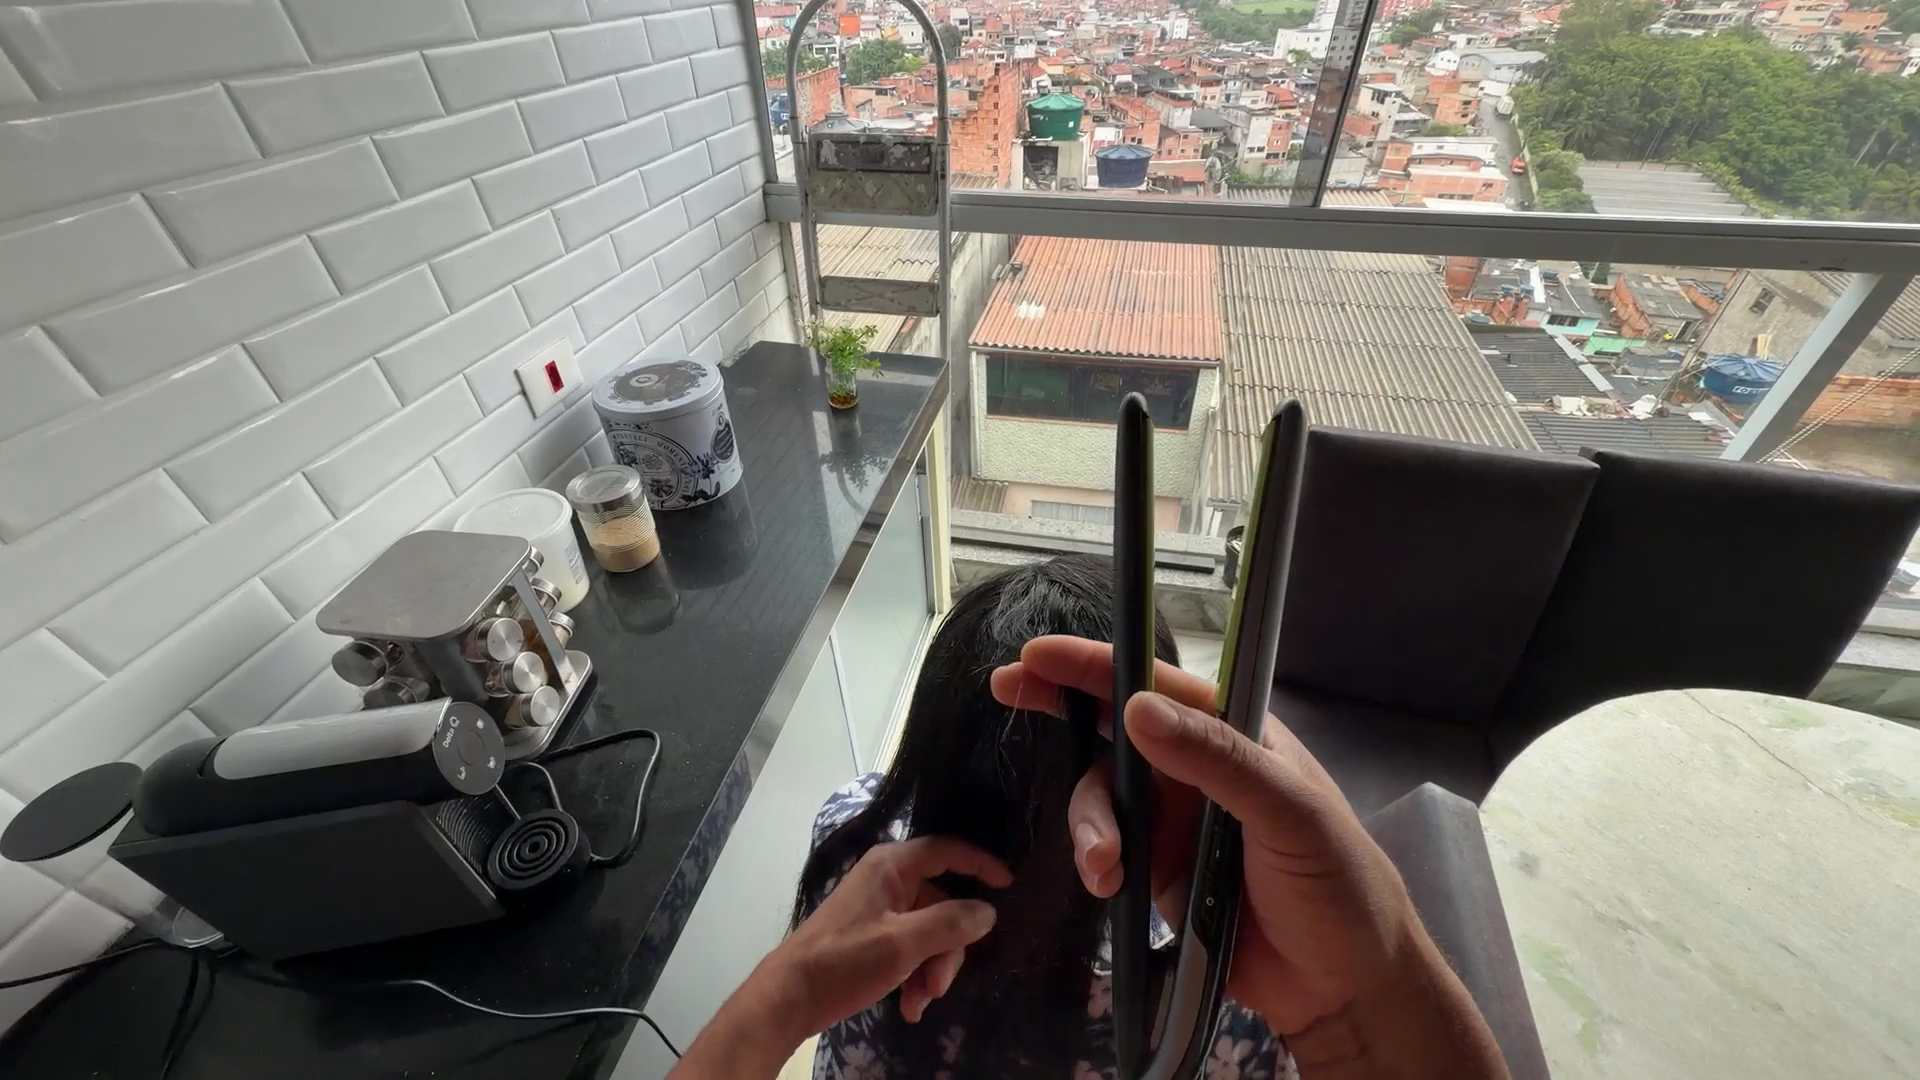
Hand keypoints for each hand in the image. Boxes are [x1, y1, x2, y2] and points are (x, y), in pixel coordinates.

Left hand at [670, 838, 1009, 1079]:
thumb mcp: (902, 944)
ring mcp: (880, 903)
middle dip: (948, 946)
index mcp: (893, 865)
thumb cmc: (845, 960)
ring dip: (932, 966)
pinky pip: (910, 942)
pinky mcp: (873, 930)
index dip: (980, 863)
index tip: (1008, 883)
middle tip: (939, 985)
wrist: (790, 996)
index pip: (947, 849)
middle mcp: (889, 876)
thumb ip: (949, 924)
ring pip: (928, 927)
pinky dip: (915, 971)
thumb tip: (988, 911)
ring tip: (918, 1002)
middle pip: (941, 900)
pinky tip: (908, 1004)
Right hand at [991, 637, 1503, 1079]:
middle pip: (1111, 722)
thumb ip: (1217, 758)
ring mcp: (1168, 814)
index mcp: (1229, 731)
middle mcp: (1191, 763)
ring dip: (1088, 821)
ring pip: (1100, 792)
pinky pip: (1104, 843)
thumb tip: (1134, 710)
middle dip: (1058, 702)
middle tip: (1007, 686)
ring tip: (1103, 865)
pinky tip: (1106, 882)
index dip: (1095, 663)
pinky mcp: (1152, 864)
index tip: (1039, 655)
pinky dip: (1095, 857)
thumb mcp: (1289, 812)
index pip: (1154, 682)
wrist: (1343, 988)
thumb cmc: (1337, 883)